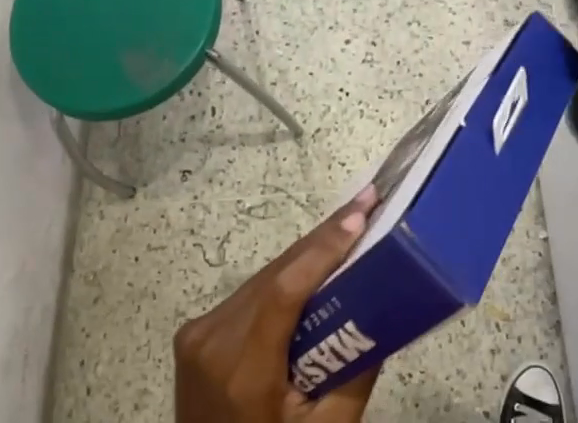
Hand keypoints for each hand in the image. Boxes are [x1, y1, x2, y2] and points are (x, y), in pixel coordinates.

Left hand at [174, 186, 382, 422]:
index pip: (285, 292)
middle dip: (324, 238)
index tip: (359, 216)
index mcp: (245, 372)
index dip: (322, 250)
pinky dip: (282, 279)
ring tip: (348, 225)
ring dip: (306, 255)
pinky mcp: (194, 332)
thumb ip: (355, 375)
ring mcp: (198, 334)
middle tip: (366, 203)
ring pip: (263, 279)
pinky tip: (312, 264)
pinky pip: (247, 295)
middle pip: (277, 275)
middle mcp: (214, 341)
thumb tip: (383, 311)